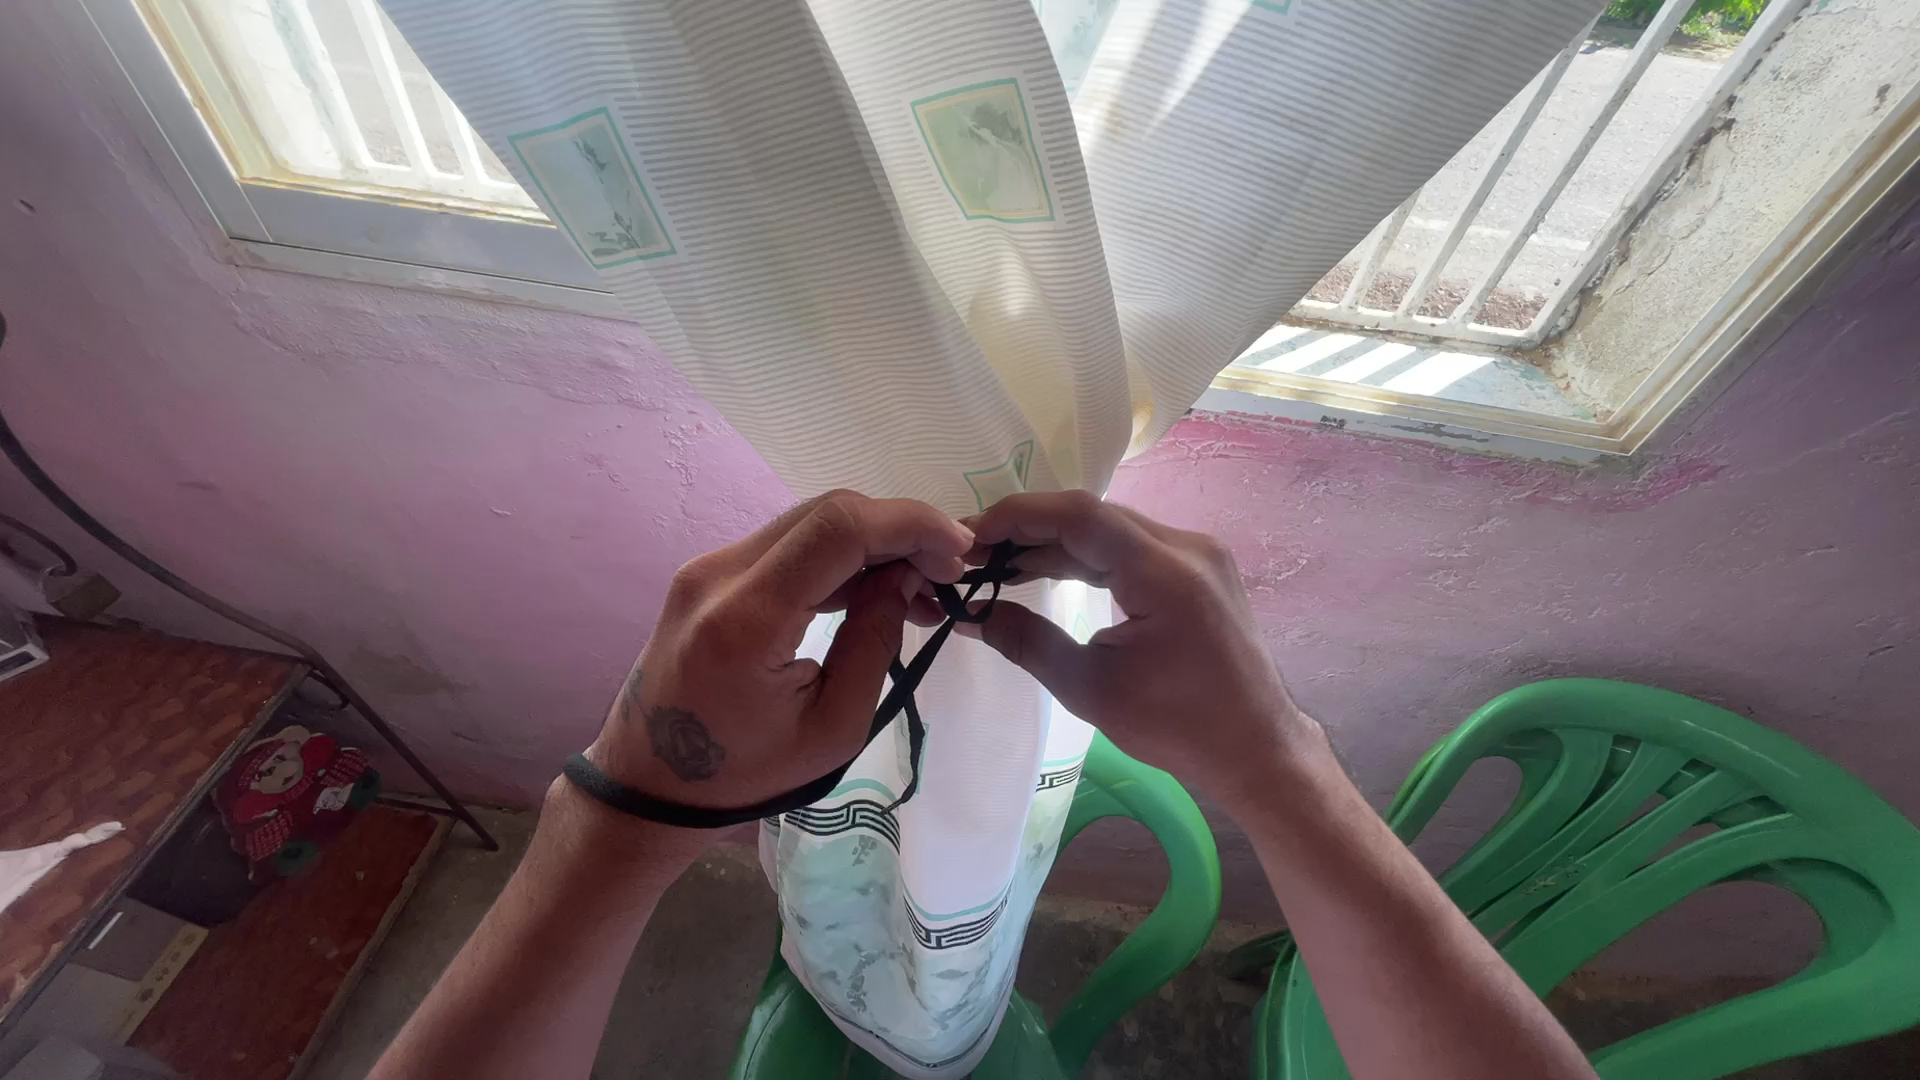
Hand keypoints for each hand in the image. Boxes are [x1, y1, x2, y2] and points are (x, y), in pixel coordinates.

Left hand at [584, 491, 972, 816]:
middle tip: (945, 573)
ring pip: (811, 521)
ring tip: (920, 586)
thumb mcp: (834, 728)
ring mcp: (709, 567)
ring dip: (874, 542)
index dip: (910, 525)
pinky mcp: (712, 573)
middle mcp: (720, 574)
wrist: (647, 783)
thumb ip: (874, 641)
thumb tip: (906, 576)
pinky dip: (841, 556)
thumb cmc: (745, 773)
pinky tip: (875, 588)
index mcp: (747, 619)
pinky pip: (791, 544)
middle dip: (900, 530)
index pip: (839, 529)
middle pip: (828, 512)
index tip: (958, 552)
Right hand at [961, 491, 1323, 812]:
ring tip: (999, 562)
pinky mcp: (1196, 567)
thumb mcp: (1090, 688)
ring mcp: (1196, 553)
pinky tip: (1046, 569)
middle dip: (1028, 528)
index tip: (970, 535)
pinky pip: (1129, 546)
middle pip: (1093, 516)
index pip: (1079, 516)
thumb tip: (969, 613)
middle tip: (974, 552)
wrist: (1256, 748)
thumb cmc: (1176, 726)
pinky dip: (1085, 556)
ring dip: (1054, 542)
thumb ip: (1026, 641)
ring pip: (1110, 529)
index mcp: (1166, 573)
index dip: (1018, 517)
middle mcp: (1186, 546)